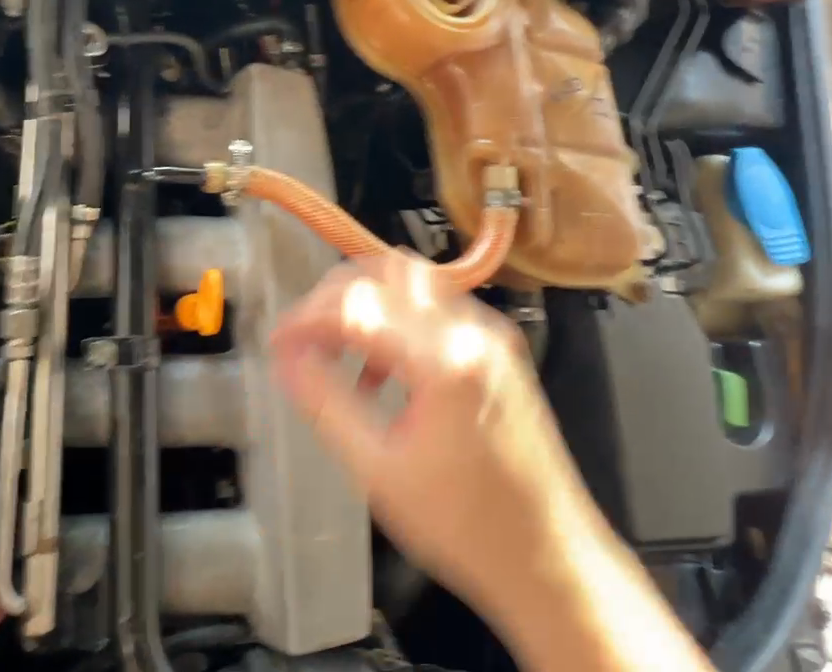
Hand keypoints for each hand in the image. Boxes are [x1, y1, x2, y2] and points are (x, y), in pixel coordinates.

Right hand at [271, 254, 714, 671]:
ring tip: (337, 354)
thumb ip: (325, 404)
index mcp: (445, 362)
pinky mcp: (498, 349)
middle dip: (333, 297)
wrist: (552, 559)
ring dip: (365, 306)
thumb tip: (286, 358)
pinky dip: (394, 322)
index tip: (278, 342)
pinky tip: (378, 373)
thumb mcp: (378, 471)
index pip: (356, 305)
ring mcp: (492, 336)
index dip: (305, 318)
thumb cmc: (468, 528)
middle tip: (303, 336)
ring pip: (410, 282)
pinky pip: (434, 309)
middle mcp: (474, 333)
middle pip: (386, 272)